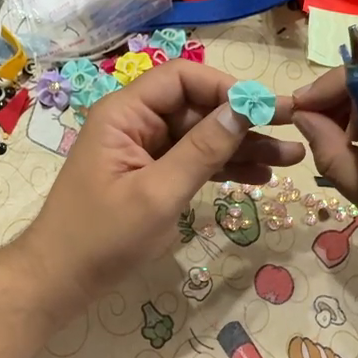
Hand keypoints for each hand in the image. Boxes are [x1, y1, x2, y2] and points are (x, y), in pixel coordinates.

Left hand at [20, 61, 303, 313]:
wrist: (61, 279)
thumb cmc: (102, 236)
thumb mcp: (158, 194)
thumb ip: (202, 151)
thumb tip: (243, 109)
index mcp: (124, 114)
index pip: (181, 78)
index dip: (225, 88)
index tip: (266, 108)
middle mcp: (134, 122)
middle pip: (197, 107)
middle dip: (244, 120)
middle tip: (296, 130)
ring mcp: (142, 149)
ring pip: (201, 135)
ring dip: (243, 146)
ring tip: (292, 158)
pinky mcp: (150, 174)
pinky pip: (192, 160)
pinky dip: (223, 167)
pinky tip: (261, 176)